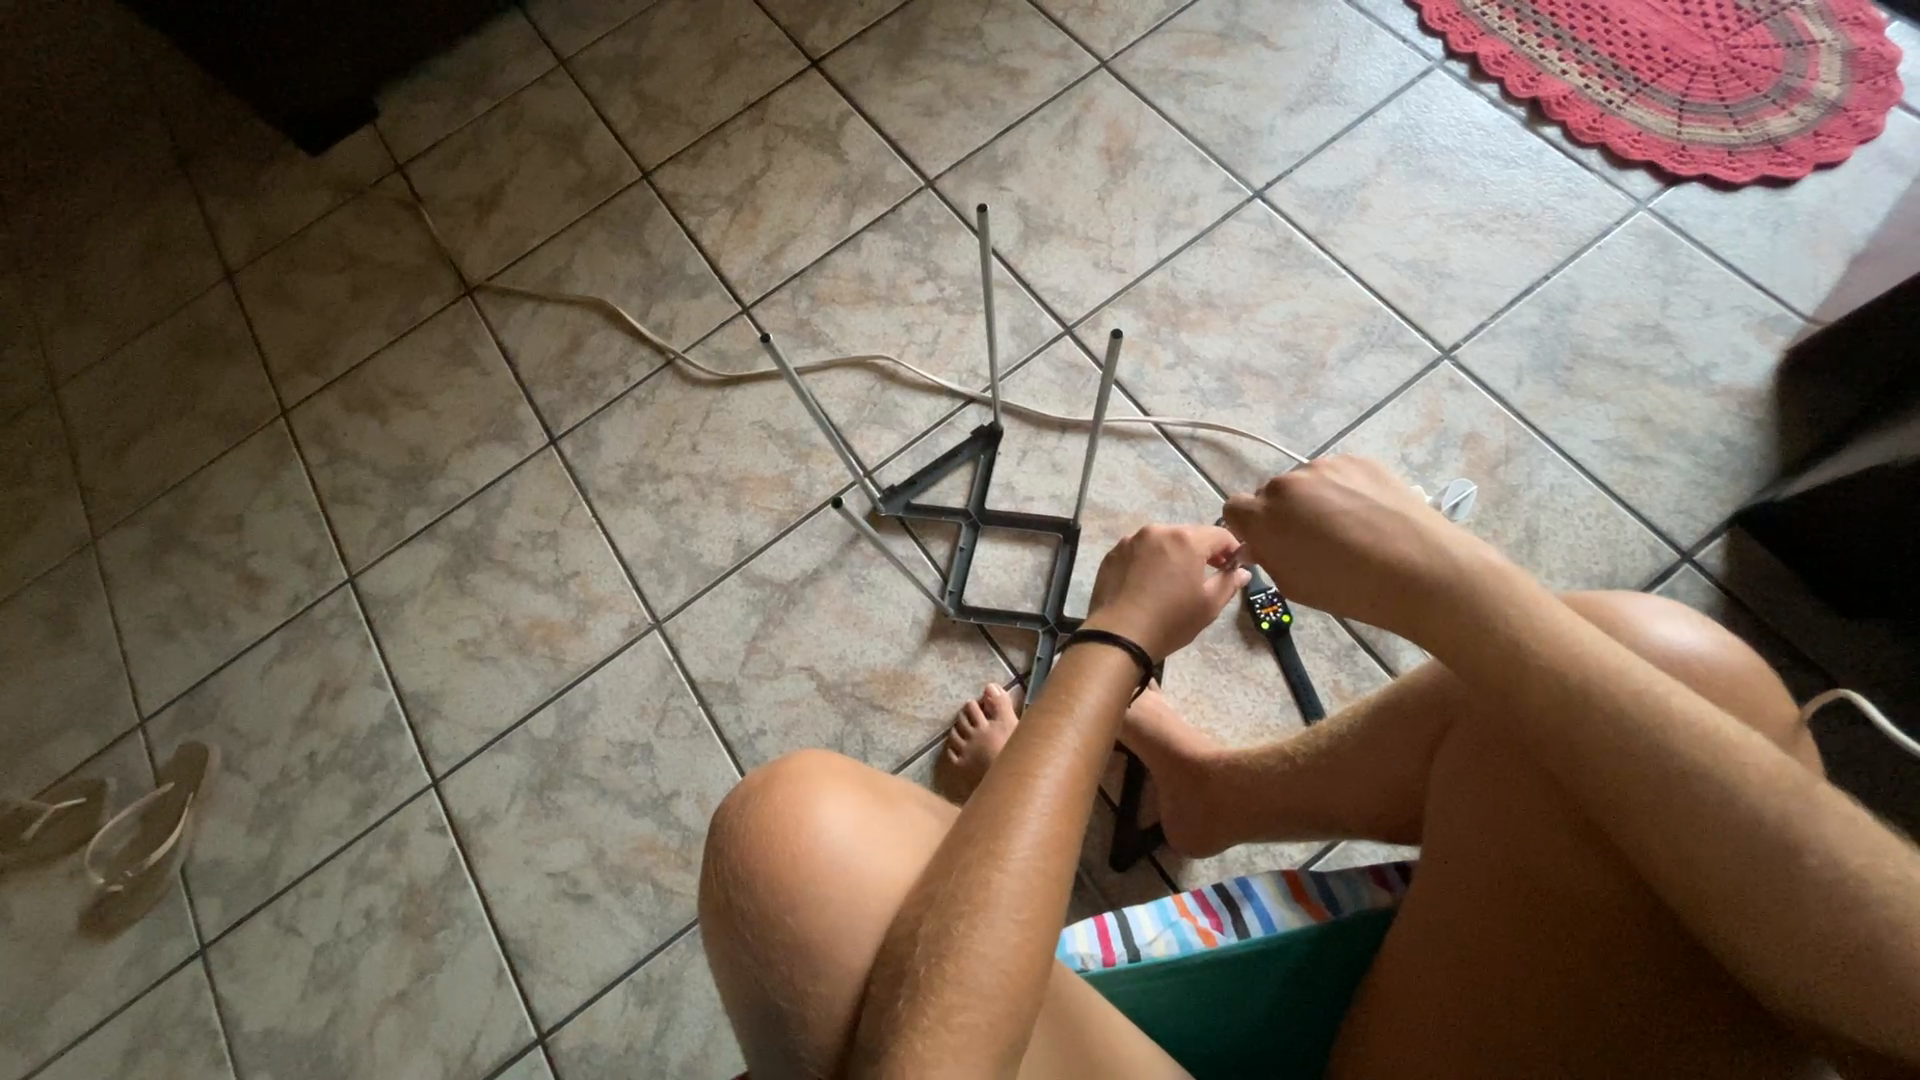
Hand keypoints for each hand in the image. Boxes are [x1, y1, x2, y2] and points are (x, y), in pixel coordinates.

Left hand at [1081, 524, 1249, 658]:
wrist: (1118, 636)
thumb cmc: (1169, 621)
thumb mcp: (1208, 606)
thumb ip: (1228, 583)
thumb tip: (1242, 572)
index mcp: (1185, 540)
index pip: (1219, 535)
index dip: (1231, 549)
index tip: (1233, 565)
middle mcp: (1157, 532)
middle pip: (1188, 535)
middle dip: (1201, 551)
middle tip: (1206, 573)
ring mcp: (1130, 541)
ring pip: (1161, 542)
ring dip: (1172, 554)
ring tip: (1173, 580)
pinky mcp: (1112, 554)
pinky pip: (1139, 551)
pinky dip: (1148, 561)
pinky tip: (1147, 583)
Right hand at [1221, 456, 1504, 639]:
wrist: (1422, 570)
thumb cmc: (1350, 589)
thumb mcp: (1292, 584)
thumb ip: (1267, 554)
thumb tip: (1262, 541)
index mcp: (1262, 517)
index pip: (1234, 508)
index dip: (1249, 527)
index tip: (1270, 543)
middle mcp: (1286, 484)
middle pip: (1270, 493)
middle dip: (1282, 512)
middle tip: (1312, 538)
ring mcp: (1324, 467)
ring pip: (1305, 482)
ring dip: (1313, 499)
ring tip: (1347, 525)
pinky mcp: (1358, 460)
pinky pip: (1337, 473)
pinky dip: (1343, 489)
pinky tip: (1368, 513)